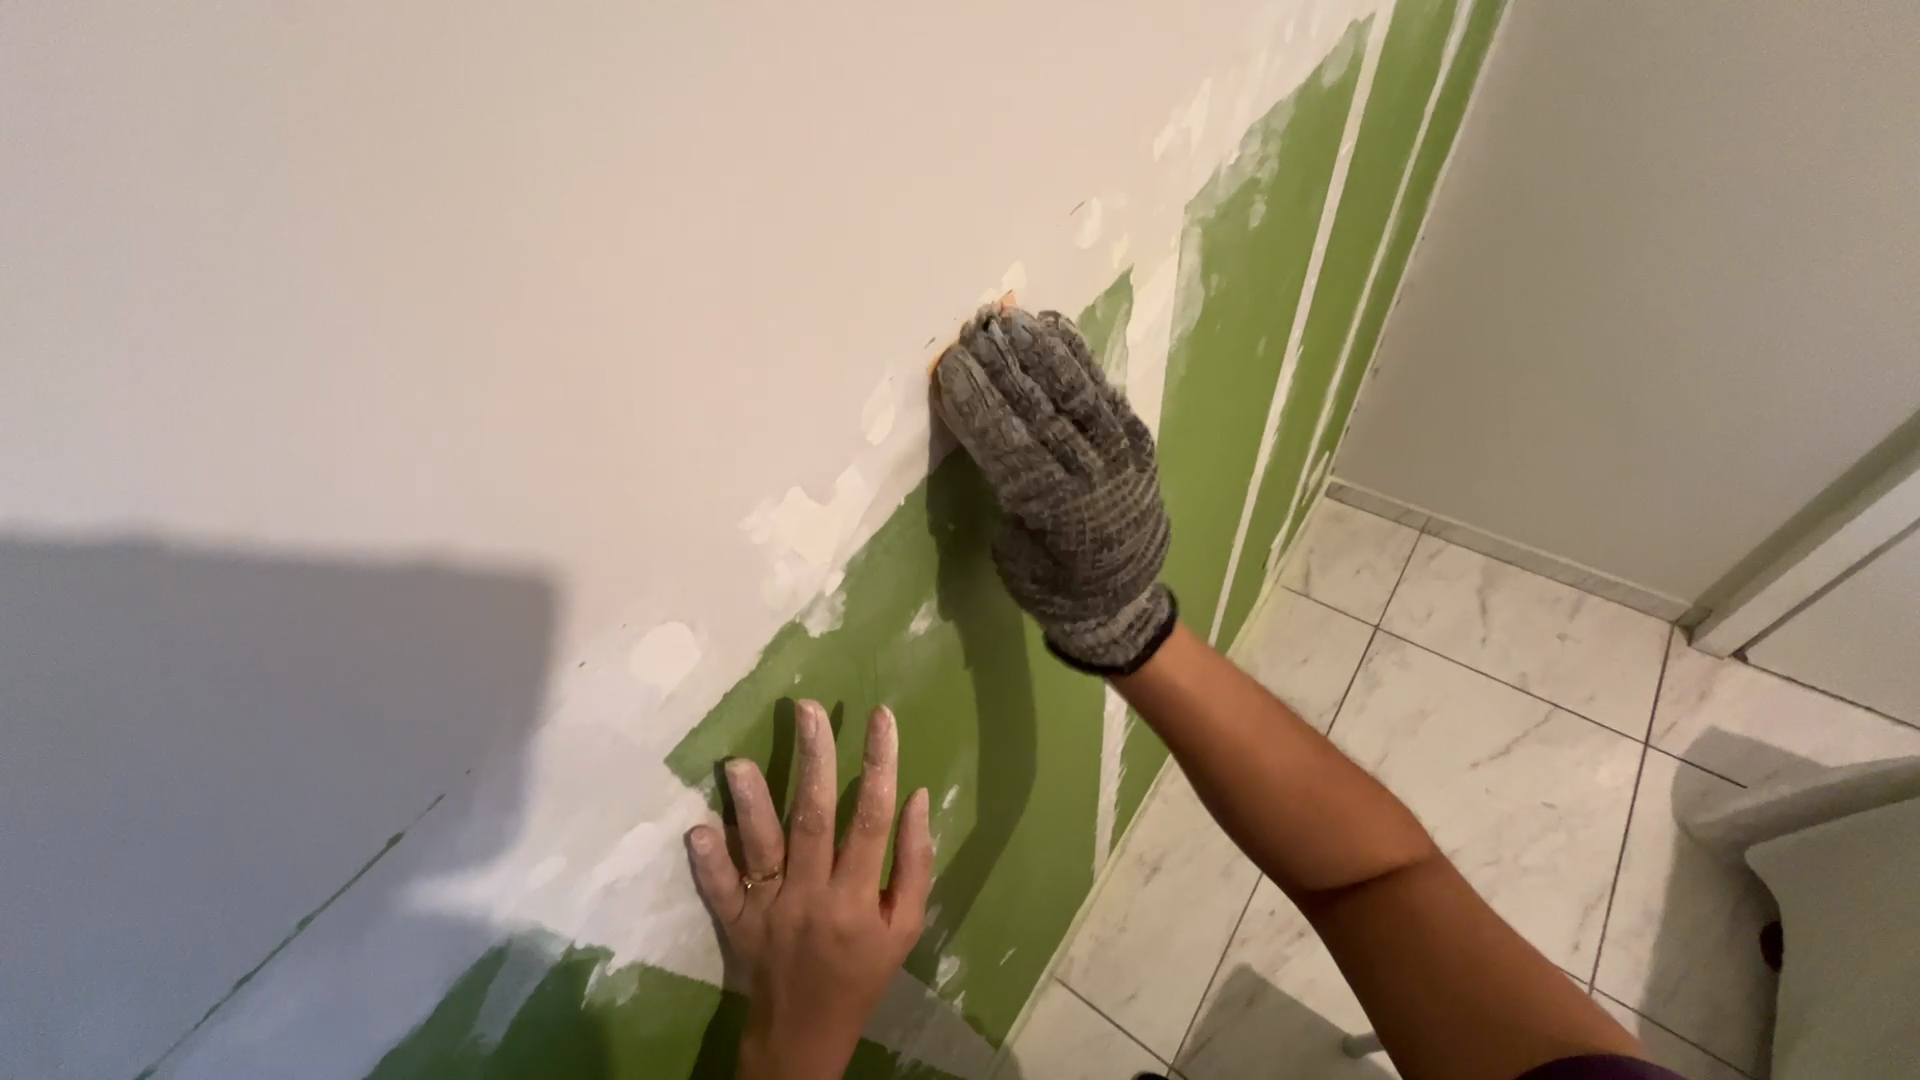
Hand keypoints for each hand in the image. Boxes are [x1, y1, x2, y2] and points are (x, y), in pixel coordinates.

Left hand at [687, 700, 931, 1079]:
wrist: (806, 1037)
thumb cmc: (864, 974)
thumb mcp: (905, 927)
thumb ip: (914, 862)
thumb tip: (917, 796)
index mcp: (858, 897)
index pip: (873, 818)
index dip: (880, 763)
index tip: (881, 716)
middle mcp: (812, 896)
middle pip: (814, 818)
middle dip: (815, 759)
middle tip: (809, 709)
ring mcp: (768, 910)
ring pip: (760, 849)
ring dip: (750, 804)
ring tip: (737, 761)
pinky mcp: (736, 923)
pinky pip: (720, 891)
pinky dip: (709, 862)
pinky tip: (699, 830)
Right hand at [934, 305, 1175, 674]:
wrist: (1122, 601)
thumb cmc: (1051, 586)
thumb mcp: (1013, 552)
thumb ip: (1006, 495)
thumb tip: (993, 443)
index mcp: (1051, 509)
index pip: (1007, 442)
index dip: (977, 402)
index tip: (951, 367)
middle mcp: (1089, 474)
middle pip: (1039, 409)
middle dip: (1003, 366)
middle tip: (973, 330)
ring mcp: (1119, 454)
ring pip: (1077, 392)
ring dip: (1041, 351)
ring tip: (1013, 319)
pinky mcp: (1139, 442)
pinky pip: (1107, 393)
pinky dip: (1080, 360)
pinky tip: (1057, 330)